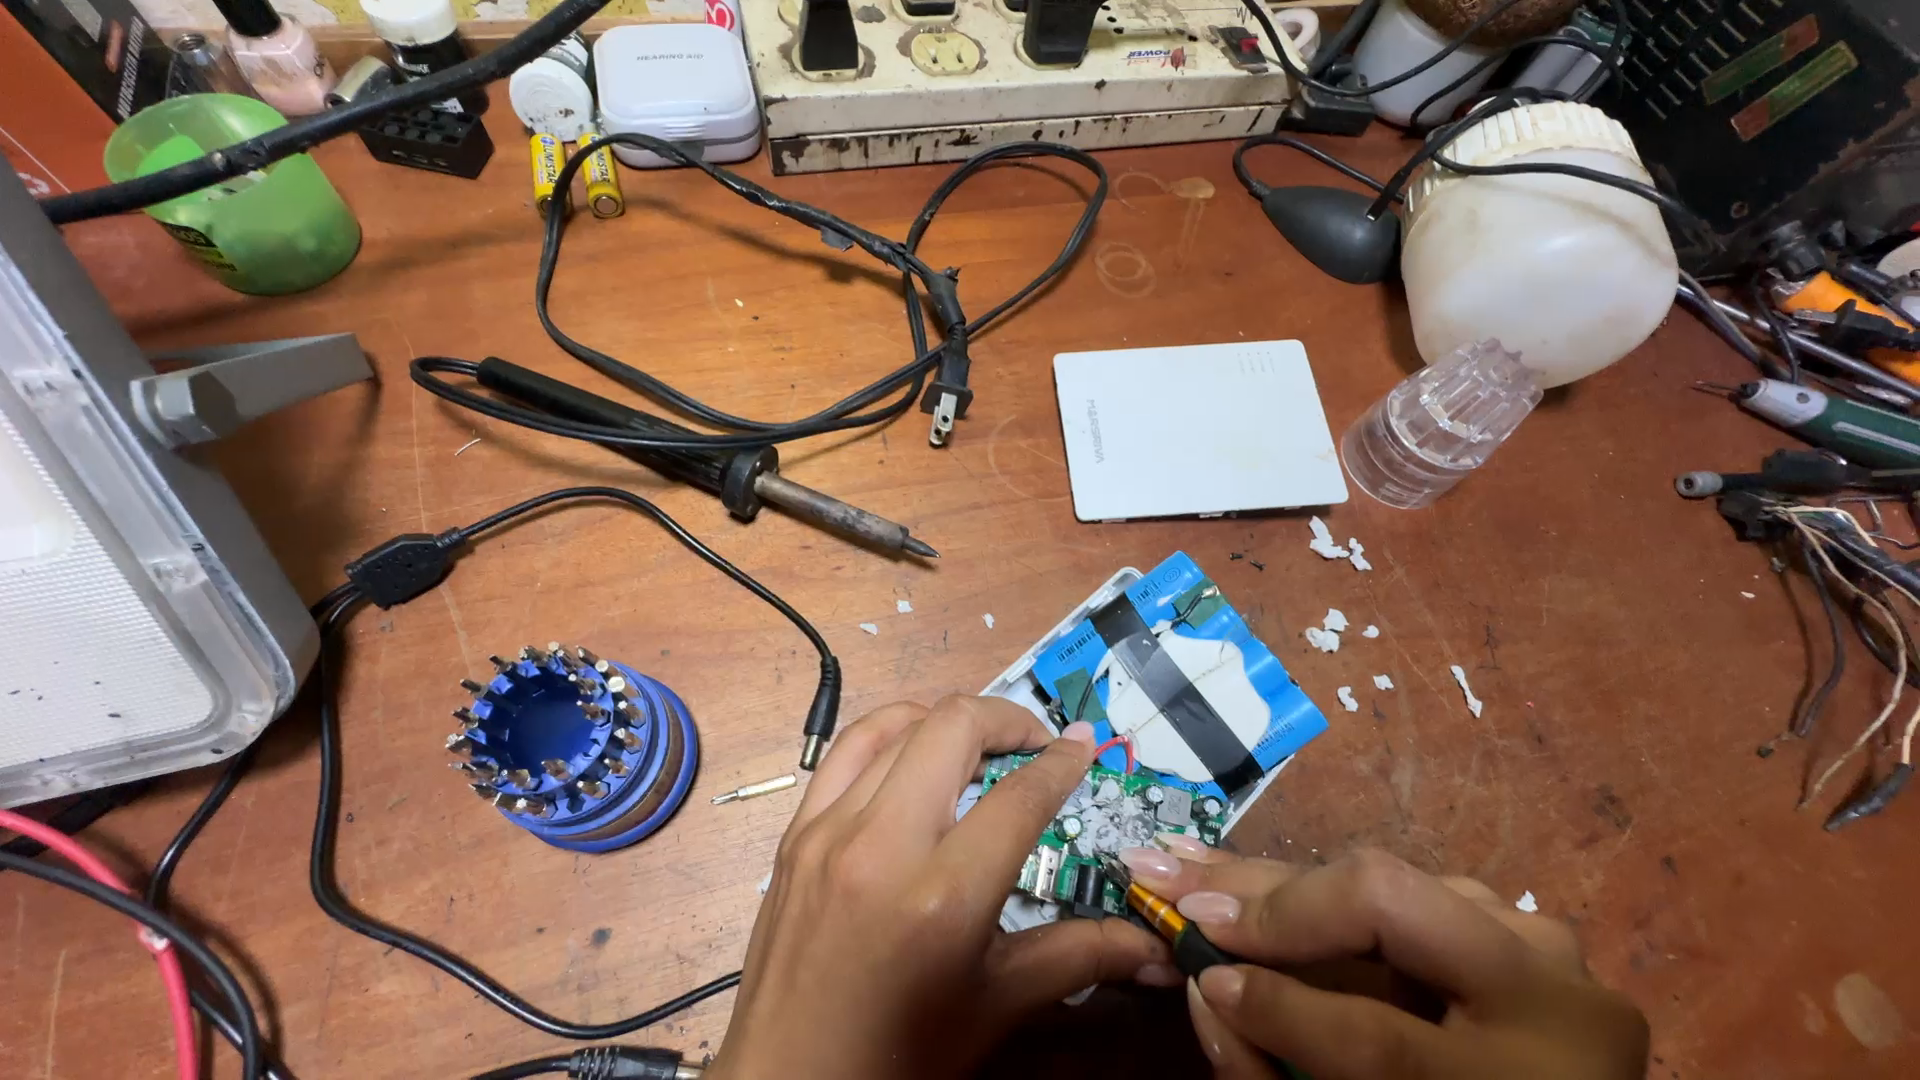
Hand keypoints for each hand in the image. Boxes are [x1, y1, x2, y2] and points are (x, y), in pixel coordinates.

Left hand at [708, 696, 1174, 1079]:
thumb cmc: (902, 1051)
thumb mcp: (996, 1005)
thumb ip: (1079, 956)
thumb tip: (1154, 948)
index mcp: (943, 894)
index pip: (1018, 797)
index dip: (1060, 763)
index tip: (1082, 746)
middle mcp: (883, 843)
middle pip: (952, 729)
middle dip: (1006, 720)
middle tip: (1034, 746)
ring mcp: (830, 829)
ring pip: (897, 726)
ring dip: (948, 720)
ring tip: (979, 744)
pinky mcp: (797, 831)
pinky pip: (846, 750)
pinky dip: (890, 731)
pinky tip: (912, 747)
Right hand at [1115, 843, 1646, 1079]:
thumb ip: (1276, 1073)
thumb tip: (1205, 989)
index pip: (1379, 1038)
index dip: (1281, 1006)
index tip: (1200, 980)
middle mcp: (1547, 988)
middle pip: (1383, 904)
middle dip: (1252, 895)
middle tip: (1153, 875)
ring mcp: (1530, 938)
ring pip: (1379, 876)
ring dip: (1268, 878)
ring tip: (1182, 861)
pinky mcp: (1503, 919)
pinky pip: (1391, 887)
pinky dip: (1311, 884)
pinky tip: (1245, 872)